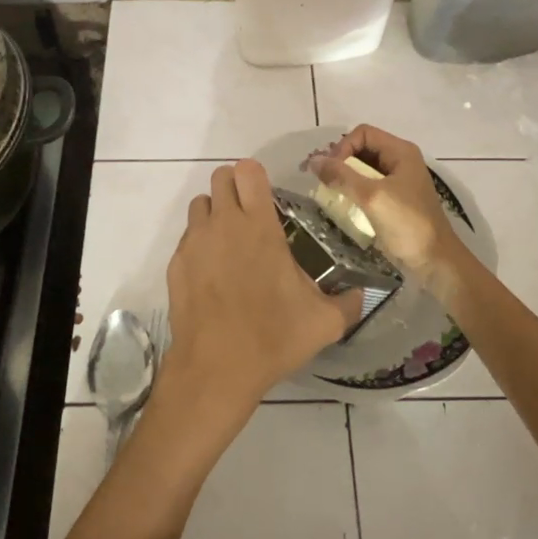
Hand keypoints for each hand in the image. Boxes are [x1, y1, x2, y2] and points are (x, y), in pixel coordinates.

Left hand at [157, 160, 360, 416]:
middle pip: (220, 177)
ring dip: (215, 213)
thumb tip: (361, 296)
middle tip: (250, 214)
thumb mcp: (324, 322)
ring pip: (200, 204)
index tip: (267, 196)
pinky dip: (200, 245)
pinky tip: (214, 275)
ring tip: (230, 242)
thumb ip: (348, 303)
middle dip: (235, 187)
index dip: (257, 176)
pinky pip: (187, 238)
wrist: (217, 367)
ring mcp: (194, 243)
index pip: (249, 171)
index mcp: (259, 226)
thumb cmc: (274, 336)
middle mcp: (223, 224)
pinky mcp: (176, 264)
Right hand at [308, 125, 473, 290]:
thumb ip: (342, 176)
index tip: (331, 170)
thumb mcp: (373, 197)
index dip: (343, 147)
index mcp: (401, 152)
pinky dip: (351, 191)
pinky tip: (340, 203)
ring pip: (362, 169)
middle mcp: (399, 161)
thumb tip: (313, 161)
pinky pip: (367, 187)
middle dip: (340, 161)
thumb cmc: (407, 224)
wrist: (434, 262)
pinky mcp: (392, 200)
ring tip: (326, 191)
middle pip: (362, 149)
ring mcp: (397, 181)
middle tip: (321, 179)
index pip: (363, 133)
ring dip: (343, 177)